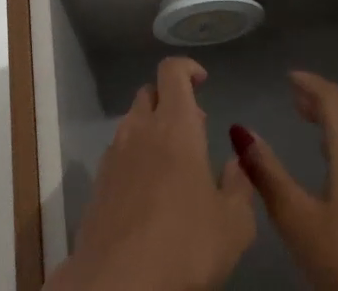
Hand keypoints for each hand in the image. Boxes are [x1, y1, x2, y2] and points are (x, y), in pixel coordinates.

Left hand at [45, 57, 255, 290]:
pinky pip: (120, 150)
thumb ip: (239, 184)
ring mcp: (114, 153)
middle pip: (150, 92)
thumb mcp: (234, 223)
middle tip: (195, 128)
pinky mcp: (98, 180)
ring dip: (153, 128)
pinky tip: (151, 189)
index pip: (173, 72)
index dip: (188, 68)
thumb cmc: (185, 245)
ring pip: (133, 121)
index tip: (204, 81)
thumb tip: (235, 161)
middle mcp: (140, 129)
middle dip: (172, 99)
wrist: (117, 279)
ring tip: (176, 162)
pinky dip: (136, 155)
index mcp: (175, 126)